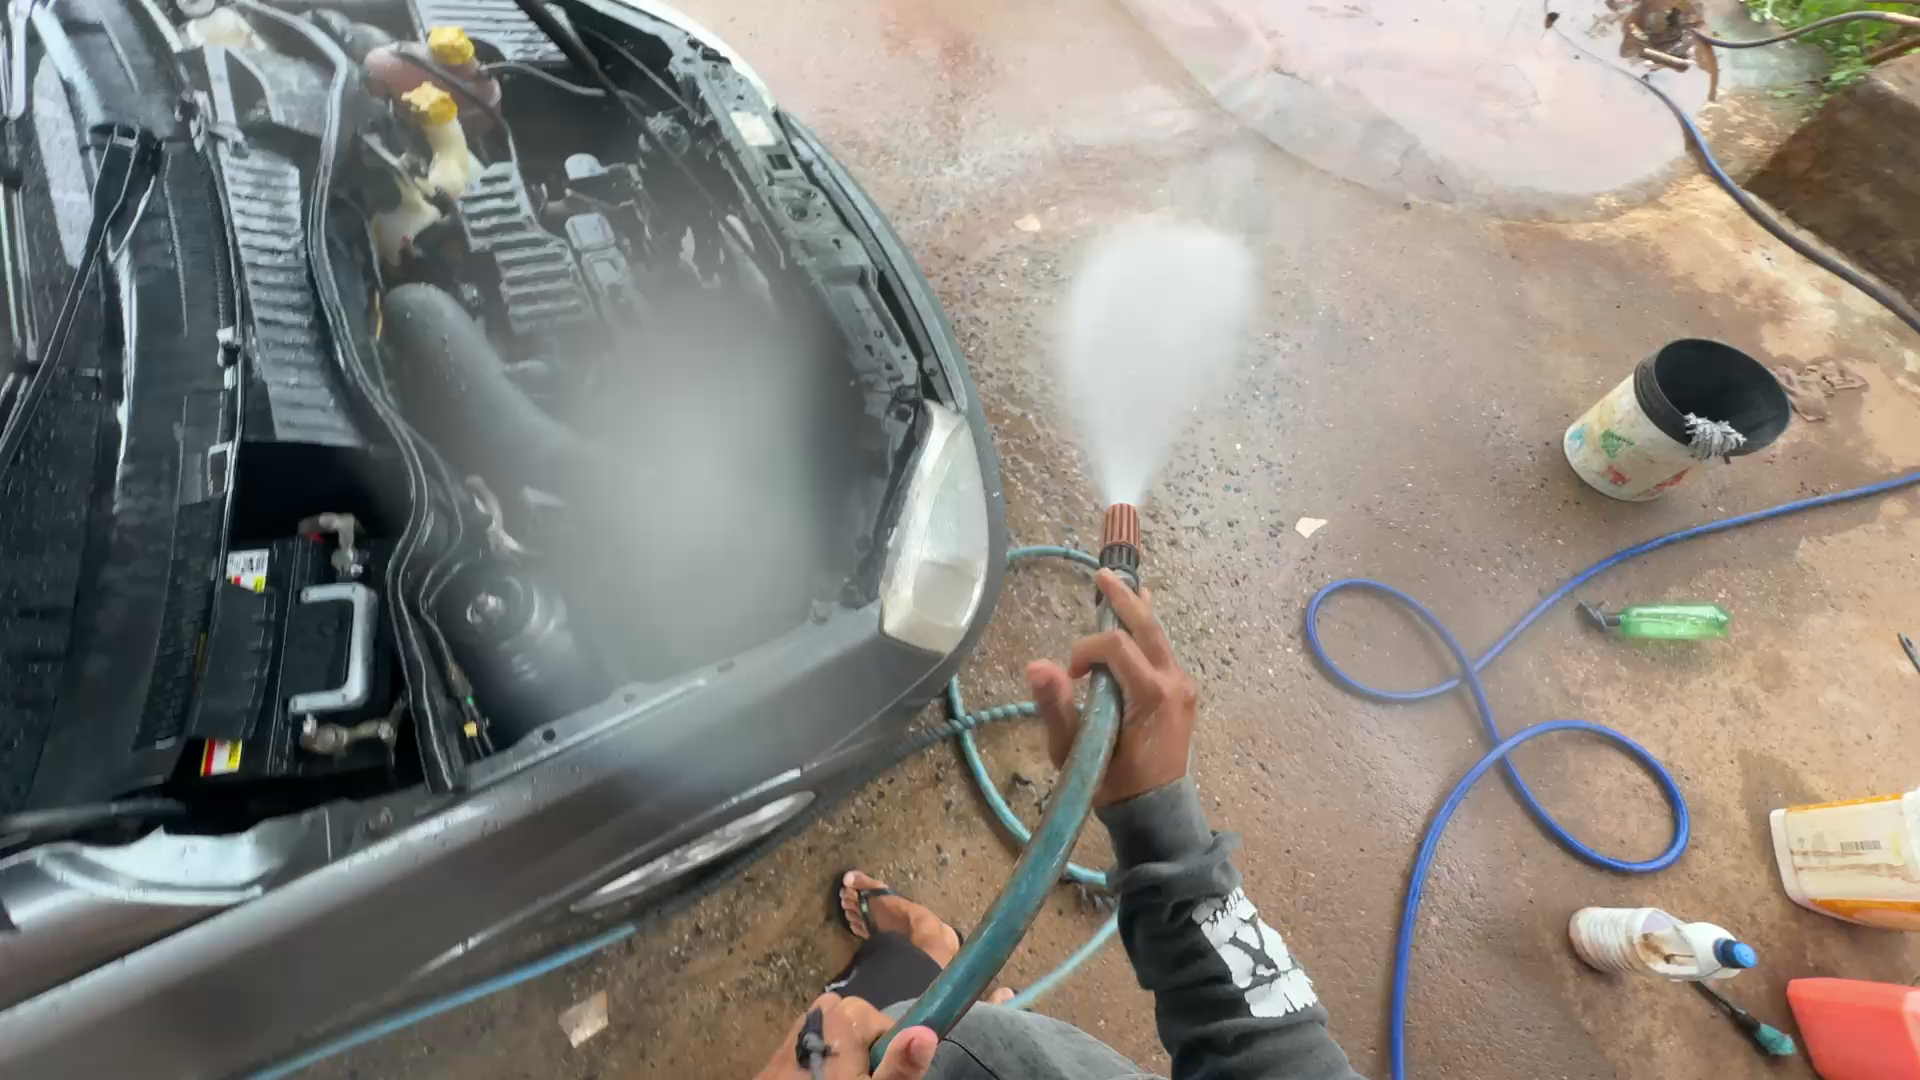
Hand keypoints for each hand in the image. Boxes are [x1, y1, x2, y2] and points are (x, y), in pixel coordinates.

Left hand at [752, 993, 937, 1079]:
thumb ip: (901, 1065)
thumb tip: (928, 1031)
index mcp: (850, 1010)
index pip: (889, 1033)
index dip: (885, 1063)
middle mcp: (825, 1005)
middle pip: (864, 1034)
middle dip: (862, 1063)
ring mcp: (801, 1022)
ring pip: (840, 1042)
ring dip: (841, 1068)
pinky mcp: (782, 1044)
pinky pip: (816, 1049)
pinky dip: (819, 1070)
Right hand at [1027, 568, 1197, 806]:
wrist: (1154, 811)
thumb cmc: (1110, 780)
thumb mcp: (1074, 748)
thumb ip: (1055, 706)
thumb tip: (1036, 665)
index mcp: (1151, 694)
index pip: (1116, 645)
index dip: (1087, 649)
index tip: (1071, 673)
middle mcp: (1174, 682)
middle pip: (1146, 626)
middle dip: (1122, 598)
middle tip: (1102, 574)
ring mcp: (1182, 685)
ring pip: (1158, 634)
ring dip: (1136, 609)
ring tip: (1122, 582)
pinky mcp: (1182, 691)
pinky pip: (1163, 649)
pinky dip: (1146, 629)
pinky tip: (1141, 609)